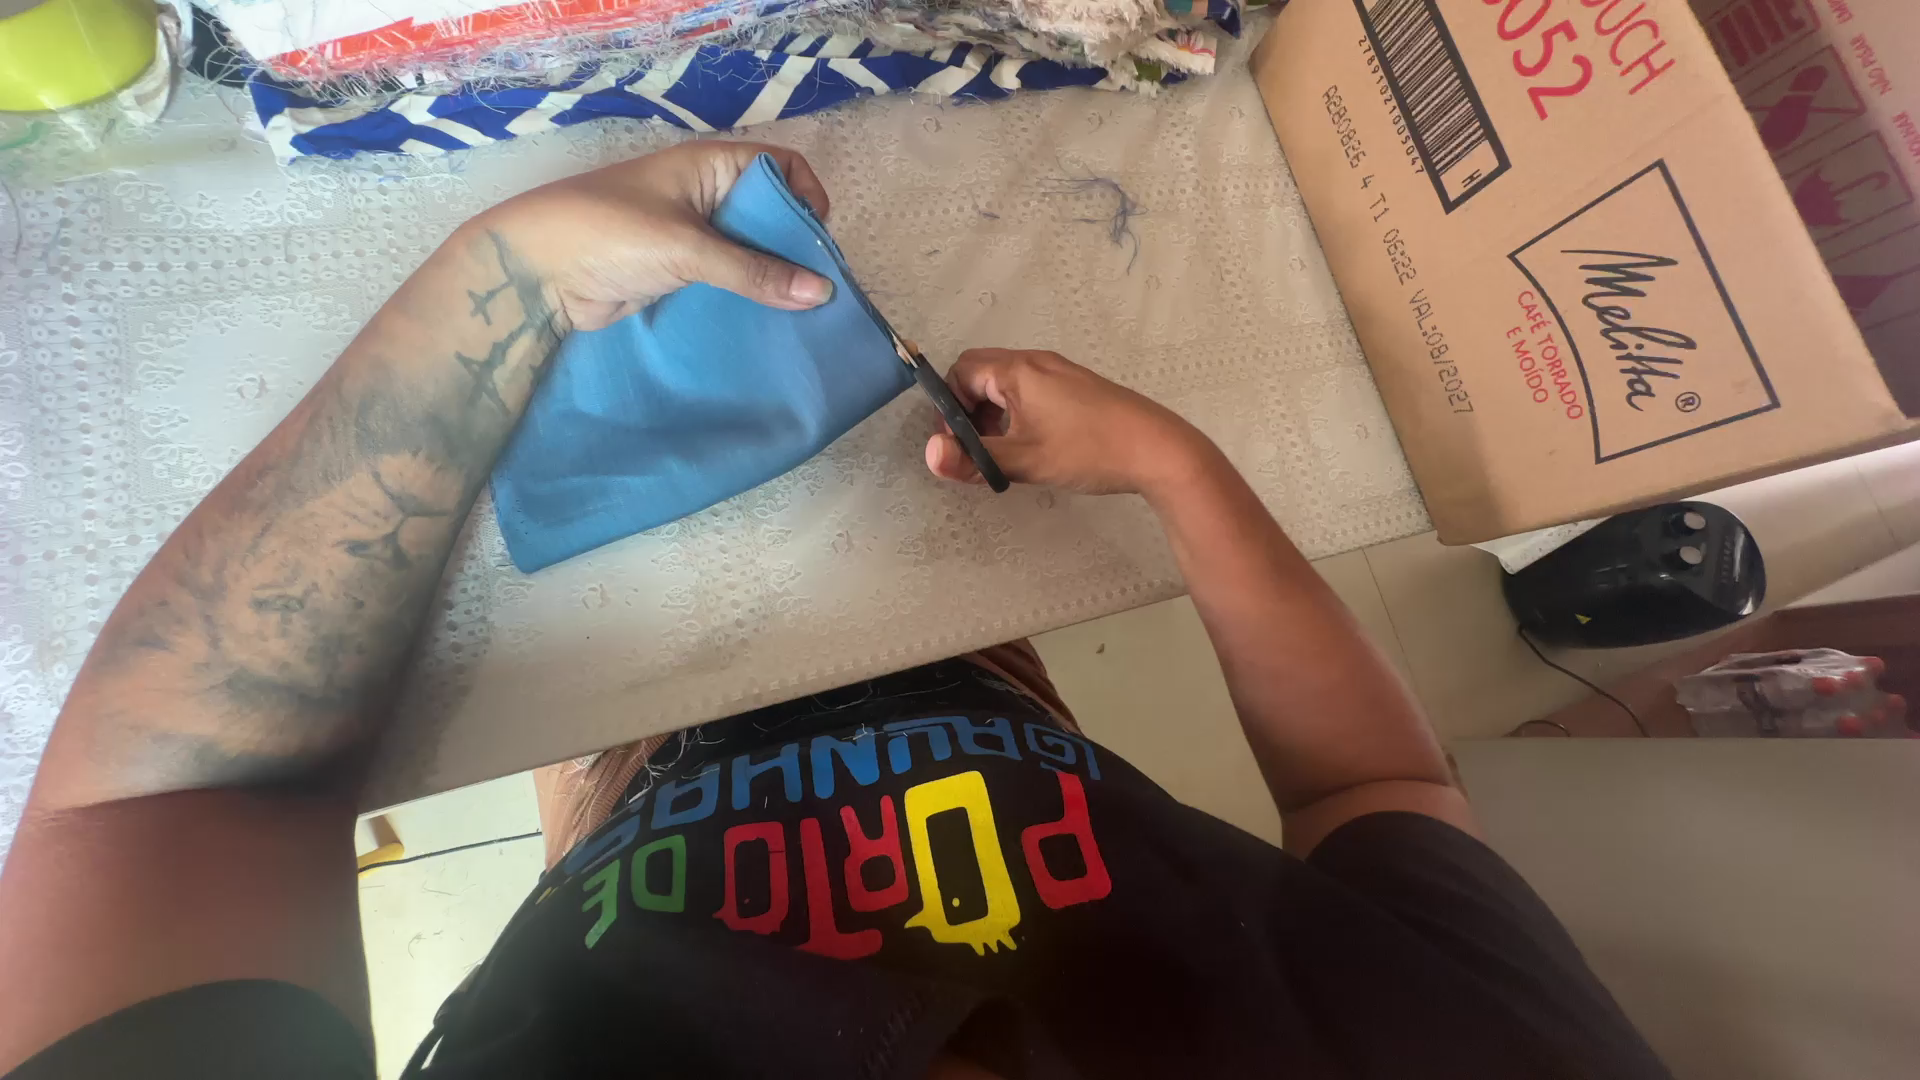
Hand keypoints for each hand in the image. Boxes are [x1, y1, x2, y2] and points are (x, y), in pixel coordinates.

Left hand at [478, 141, 834, 331]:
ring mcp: (698, 236)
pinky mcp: (686, 272)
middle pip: (773, 214)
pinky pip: (734, 280)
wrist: (537, 273)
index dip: (806, 202)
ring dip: (777, 278)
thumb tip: (822, 293)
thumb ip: (756, 272)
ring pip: (755, 252)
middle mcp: (710, 196)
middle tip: (817, 290)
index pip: (782, 169)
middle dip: (797, 248)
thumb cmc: (609, 234)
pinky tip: (771, 322)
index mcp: (711, 166)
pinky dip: (754, 298)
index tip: (817, 247)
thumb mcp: (689, 249)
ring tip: (802, 312)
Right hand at [924, 348, 1216, 497]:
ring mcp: (1060, 373)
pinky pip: (1031, 393)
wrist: (1158, 450)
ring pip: (1007, 386)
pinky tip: (1035, 447)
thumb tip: (929, 455)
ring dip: (995, 417)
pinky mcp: (1077, 388)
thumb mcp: (1024, 460)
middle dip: (970, 412)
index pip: (961, 371)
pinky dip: (1019, 416)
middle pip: (982, 375)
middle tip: (979, 449)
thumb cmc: (1087, 450)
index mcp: (1019, 370)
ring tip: (1007, 453)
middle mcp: (1037, 362)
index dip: (950, 407)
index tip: (959, 441)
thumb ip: (973, 460)